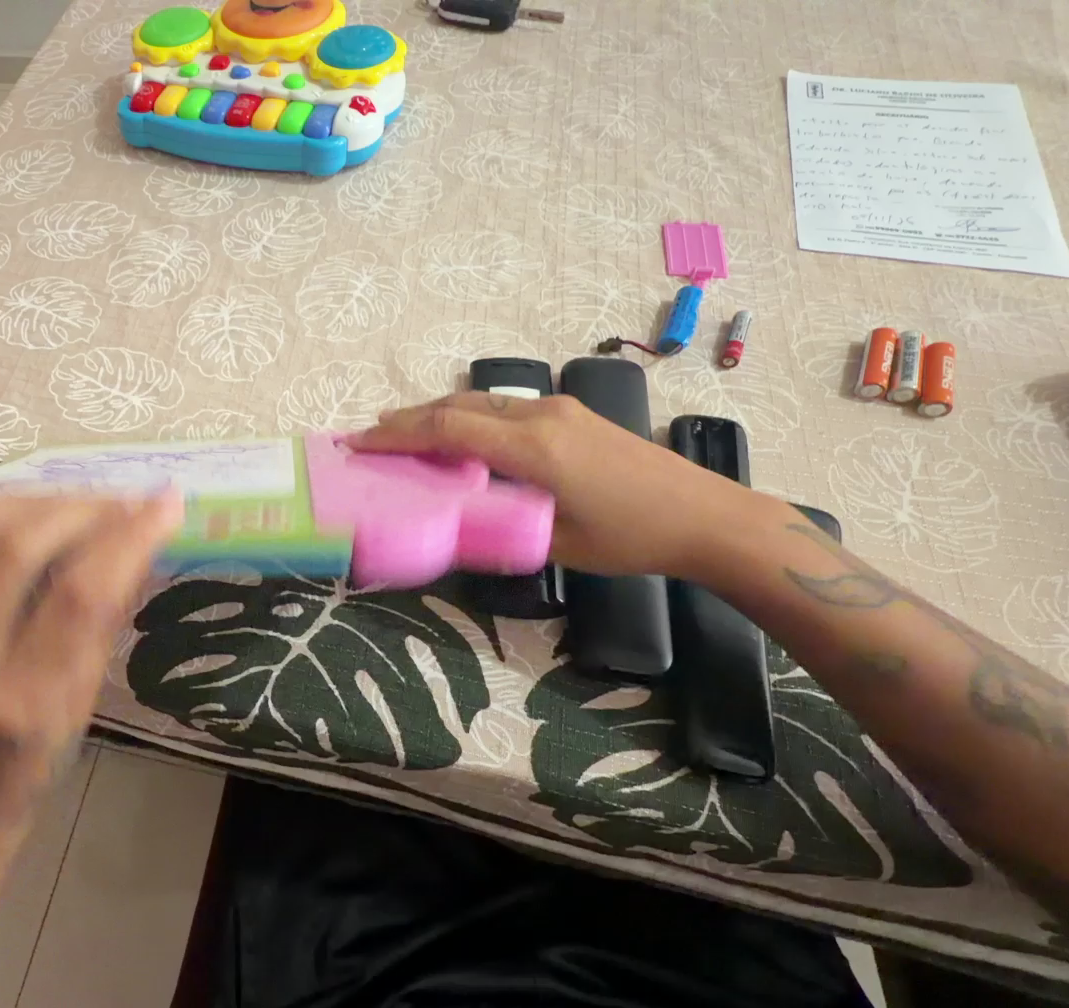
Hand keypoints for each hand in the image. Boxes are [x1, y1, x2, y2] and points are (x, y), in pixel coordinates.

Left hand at [0, 452, 184, 837]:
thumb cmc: (28, 761)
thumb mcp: (82, 705)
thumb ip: (100, 622)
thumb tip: (134, 536)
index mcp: (24, 703)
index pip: (81, 594)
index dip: (128, 535)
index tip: (162, 501)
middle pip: (14, 552)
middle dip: (75, 509)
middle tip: (111, 500)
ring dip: (13, 499)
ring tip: (54, 497)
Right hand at [346, 392, 778, 579]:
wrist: (708, 516)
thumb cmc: (632, 538)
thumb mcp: (556, 545)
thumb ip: (499, 527)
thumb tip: (453, 525)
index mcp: (533, 448)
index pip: (447, 428)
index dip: (397, 434)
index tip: (360, 444)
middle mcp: (542, 415)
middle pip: (458, 404)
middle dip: (408, 418)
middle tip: (371, 438)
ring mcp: (561, 409)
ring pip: (481, 402)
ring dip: (438, 414)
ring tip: (405, 435)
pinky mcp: (574, 415)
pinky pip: (505, 409)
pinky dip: (469, 418)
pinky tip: (461, 438)